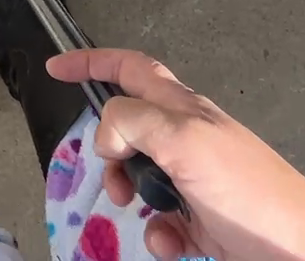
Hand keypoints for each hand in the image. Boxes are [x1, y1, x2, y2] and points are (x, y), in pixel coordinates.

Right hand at [48, 49, 304, 260]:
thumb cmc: (249, 192)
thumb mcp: (183, 140)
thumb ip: (131, 121)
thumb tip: (106, 135)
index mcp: (181, 108)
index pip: (128, 67)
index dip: (89, 61)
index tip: (54, 67)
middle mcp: (187, 137)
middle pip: (127, 126)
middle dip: (107, 149)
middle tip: (107, 173)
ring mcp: (197, 180)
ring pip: (140, 175)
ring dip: (129, 191)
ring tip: (137, 210)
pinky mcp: (206, 221)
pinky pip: (163, 218)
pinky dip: (158, 231)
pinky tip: (170, 243)